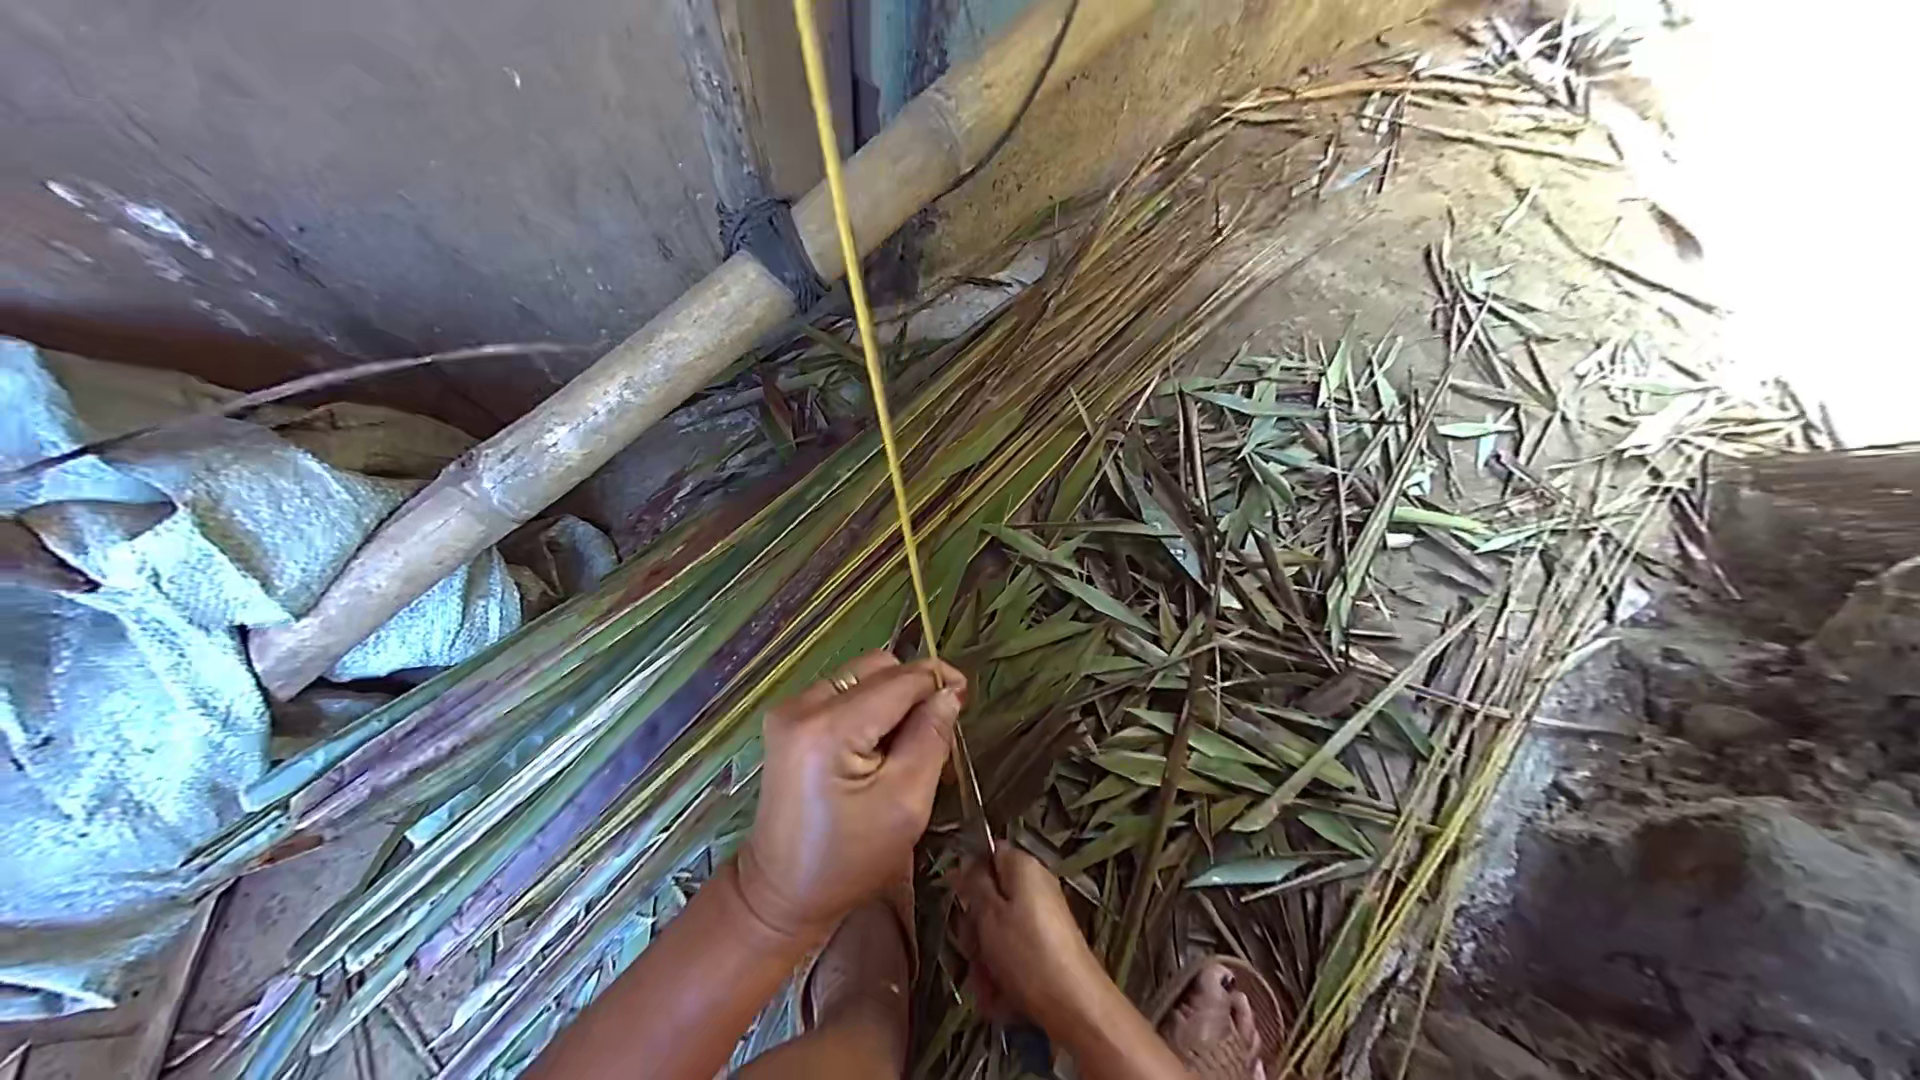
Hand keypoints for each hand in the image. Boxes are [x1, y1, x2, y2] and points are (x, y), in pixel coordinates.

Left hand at [735, 651, 965, 940]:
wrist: (781, 892)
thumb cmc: (848, 860)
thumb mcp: (905, 803)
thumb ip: (930, 739)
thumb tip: (948, 693)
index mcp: (828, 727)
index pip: (898, 681)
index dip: (937, 681)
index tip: (965, 699)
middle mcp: (803, 705)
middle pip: (877, 668)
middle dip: (914, 689)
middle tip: (938, 727)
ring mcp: (790, 709)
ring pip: (861, 676)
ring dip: (893, 698)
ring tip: (909, 741)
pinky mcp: (789, 719)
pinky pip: (844, 692)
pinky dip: (870, 707)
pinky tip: (879, 743)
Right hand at [956, 847, 1109, 1033]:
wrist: (1076, 1006)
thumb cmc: (1027, 953)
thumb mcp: (990, 914)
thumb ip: (974, 883)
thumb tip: (966, 861)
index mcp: (1023, 868)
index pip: (989, 854)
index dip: (968, 875)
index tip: (957, 899)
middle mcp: (1036, 887)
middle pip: (991, 897)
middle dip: (975, 928)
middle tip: (973, 949)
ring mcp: (1043, 919)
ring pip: (998, 931)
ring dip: (985, 959)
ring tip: (987, 984)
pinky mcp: (1047, 949)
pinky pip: (1014, 952)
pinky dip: (1003, 974)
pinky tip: (998, 997)